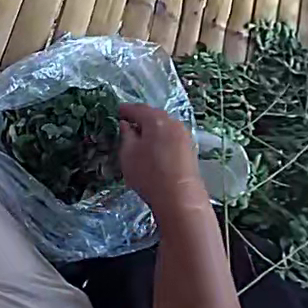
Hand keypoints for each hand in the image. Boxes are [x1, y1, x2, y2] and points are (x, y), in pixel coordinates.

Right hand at [118, 103, 208, 217]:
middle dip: (140, 117)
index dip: (126, 109)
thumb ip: (126, 135)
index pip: (138, 109)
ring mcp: (184, 135)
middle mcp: (173, 123)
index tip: (117, 111)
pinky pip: (171, 135)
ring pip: (164, 125)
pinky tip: (155, 146)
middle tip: (127, 123)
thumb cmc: (148, 174)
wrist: (180, 198)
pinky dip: (161, 136)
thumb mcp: (128, 154)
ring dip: (152, 127)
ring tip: (140, 135)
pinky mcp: (190, 148)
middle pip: (154, 115)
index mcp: (155, 120)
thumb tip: (126, 124)